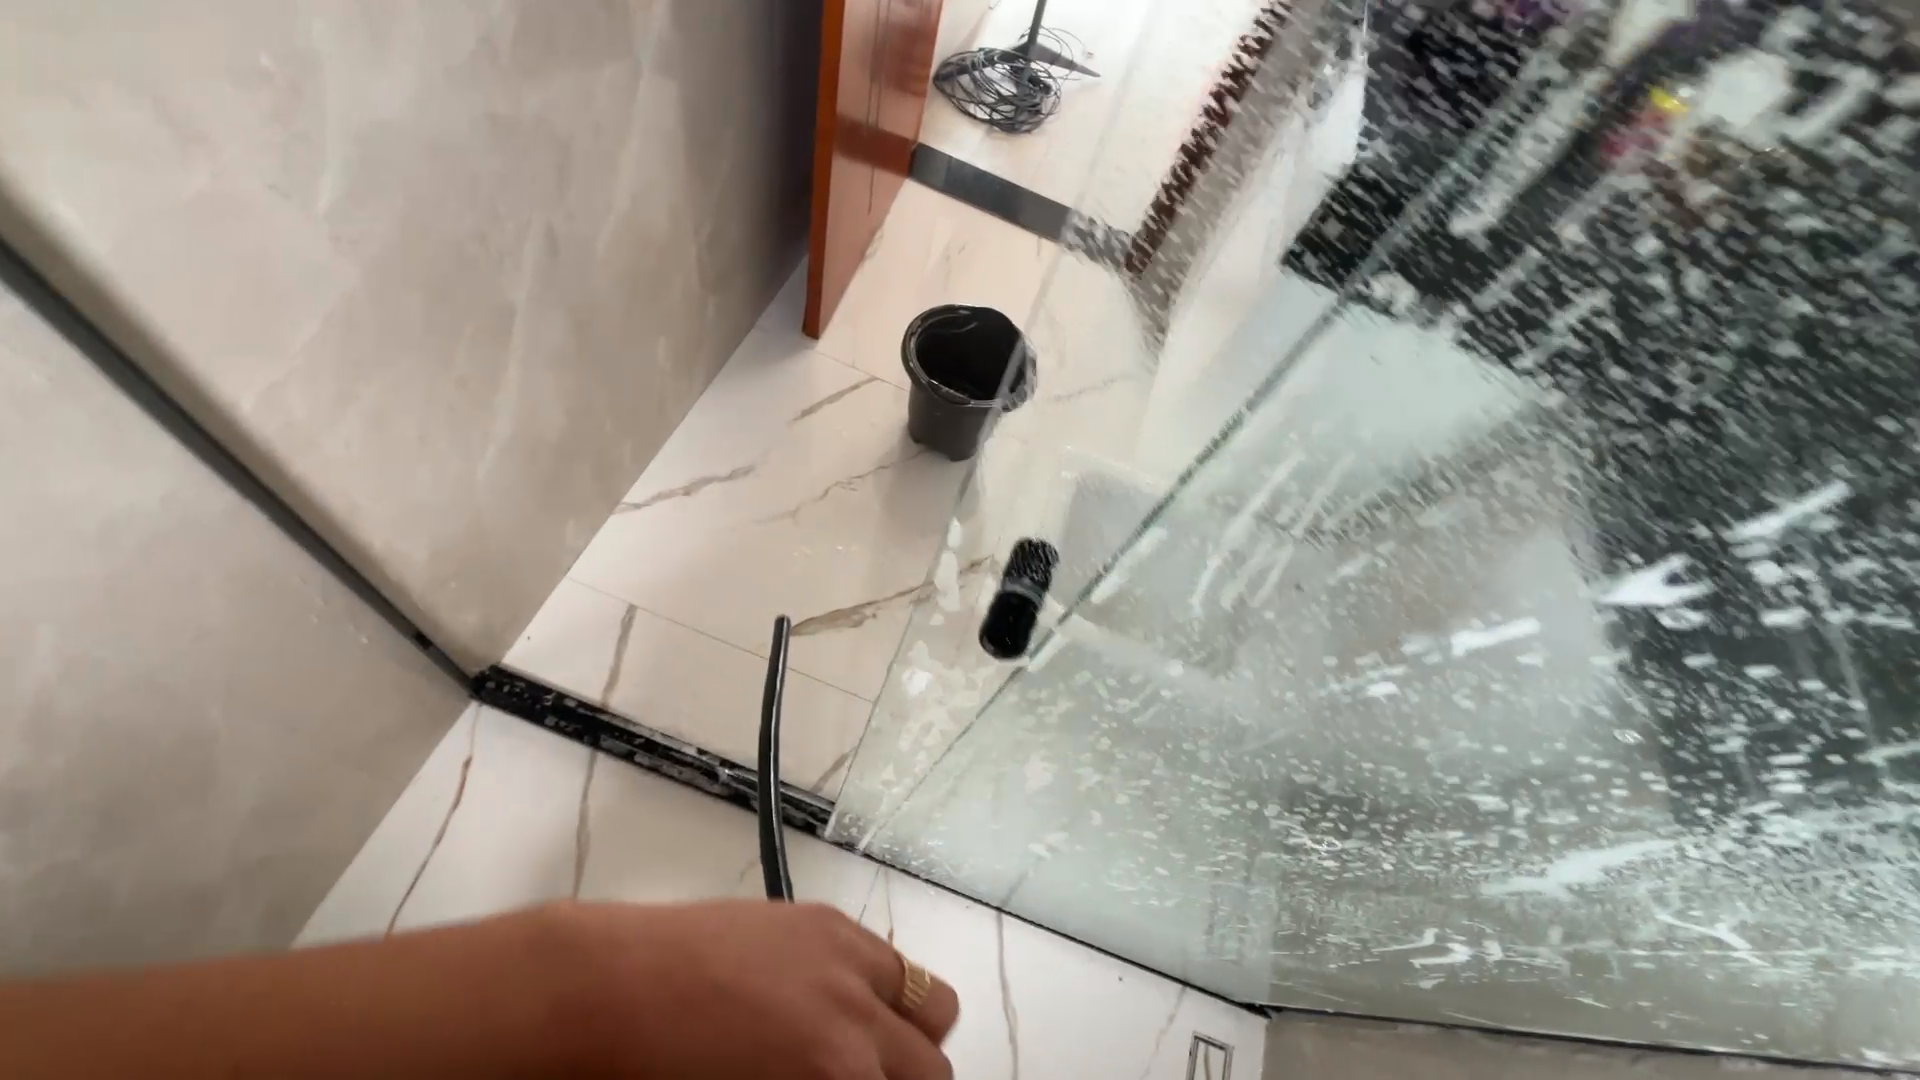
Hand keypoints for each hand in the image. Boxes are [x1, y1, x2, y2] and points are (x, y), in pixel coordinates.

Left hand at [554, 900, 960, 1079]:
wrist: (609, 991)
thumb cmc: (661, 1076)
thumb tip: (849, 1076)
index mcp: (837, 1072)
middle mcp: (857, 1012)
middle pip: (933, 1066)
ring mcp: (846, 954)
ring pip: (932, 1003)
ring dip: (909, 1035)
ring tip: (863, 1049)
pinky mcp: (825, 918)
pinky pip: (887, 959)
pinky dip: (878, 989)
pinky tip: (829, 1003)